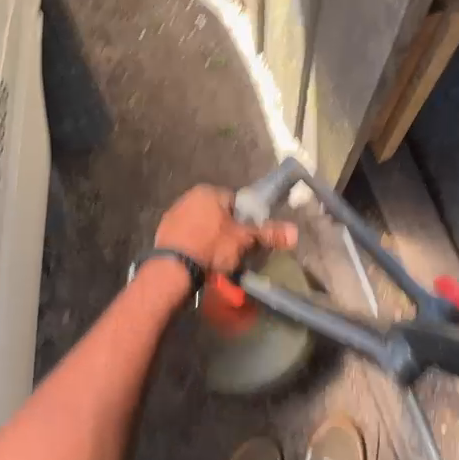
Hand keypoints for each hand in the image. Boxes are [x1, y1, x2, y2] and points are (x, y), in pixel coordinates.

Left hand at [154, 185, 297, 275]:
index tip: (248, 237)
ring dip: (210, 237)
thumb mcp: (243, 240)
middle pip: (218, 213)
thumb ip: (268, 233)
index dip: (245, 219)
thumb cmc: (212, 247)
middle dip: (227, 229)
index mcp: (208, 192)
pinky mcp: (164, 230)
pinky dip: (194, 244)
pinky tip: (199, 259)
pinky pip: (187, 235)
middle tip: (234, 250)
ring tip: (217, 258)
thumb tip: (294, 232)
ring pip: (202, 224)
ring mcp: (174, 213)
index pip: (235, 201)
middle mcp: (189, 196)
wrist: (174, 267)